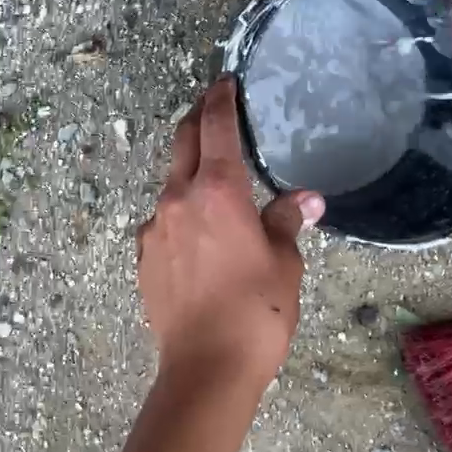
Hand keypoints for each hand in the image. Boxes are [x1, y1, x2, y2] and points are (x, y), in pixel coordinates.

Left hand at [136, 78, 324, 388]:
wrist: (204, 369)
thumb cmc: (255, 312)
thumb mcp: (285, 263)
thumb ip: (287, 221)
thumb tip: (308, 200)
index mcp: (217, 189)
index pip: (215, 125)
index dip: (220, 98)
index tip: (224, 82)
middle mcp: (178, 197)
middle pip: (183, 140)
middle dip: (196, 116)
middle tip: (212, 105)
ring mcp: (155, 225)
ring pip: (172, 180)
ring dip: (189, 168)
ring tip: (212, 179)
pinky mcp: (143, 254)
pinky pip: (162, 218)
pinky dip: (179, 210)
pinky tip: (196, 234)